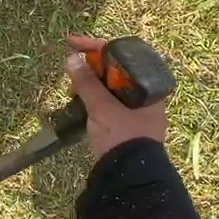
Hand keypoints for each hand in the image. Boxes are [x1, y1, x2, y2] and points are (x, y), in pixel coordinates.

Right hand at [64, 34, 167, 160]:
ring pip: (108, 85)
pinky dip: (90, 97)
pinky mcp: (123, 122)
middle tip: (70, 72)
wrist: (129, 176)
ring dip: (88, 83)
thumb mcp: (102, 108)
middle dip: (89, 66)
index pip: (123, 54)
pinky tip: (78, 102)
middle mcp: (145, 95)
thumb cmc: (122, 137)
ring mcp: (135, 109)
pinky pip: (105, 100)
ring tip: (71, 92)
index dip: (95, 46)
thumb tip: (70, 58)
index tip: (71, 42)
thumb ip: (87, 83)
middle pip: (114, 69)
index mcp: (149, 86)